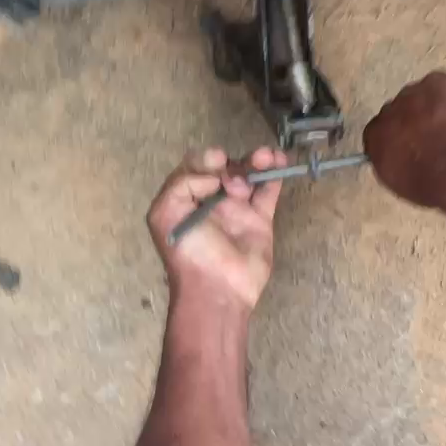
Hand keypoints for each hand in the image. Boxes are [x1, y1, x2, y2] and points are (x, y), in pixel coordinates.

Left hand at [147, 147, 285, 309]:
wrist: (217, 288)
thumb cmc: (189, 252)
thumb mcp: (165, 214)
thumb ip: (182, 184)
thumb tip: (214, 176)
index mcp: (185, 199)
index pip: (195, 166)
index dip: (206, 159)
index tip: (217, 163)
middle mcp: (210, 201)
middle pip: (224, 167)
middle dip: (232, 163)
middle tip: (234, 182)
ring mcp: (236, 209)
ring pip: (248, 175)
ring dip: (257, 160)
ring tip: (266, 157)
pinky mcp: (259, 219)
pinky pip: (268, 190)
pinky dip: (275, 173)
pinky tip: (280, 160)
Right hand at [364, 71, 445, 208]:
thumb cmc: (429, 182)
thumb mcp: (397, 182)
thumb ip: (390, 160)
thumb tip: (397, 156)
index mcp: (376, 132)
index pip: (381, 129)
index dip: (399, 136)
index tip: (412, 145)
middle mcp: (392, 106)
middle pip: (403, 107)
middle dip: (418, 118)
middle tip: (437, 137)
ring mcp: (420, 91)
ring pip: (428, 94)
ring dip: (439, 106)